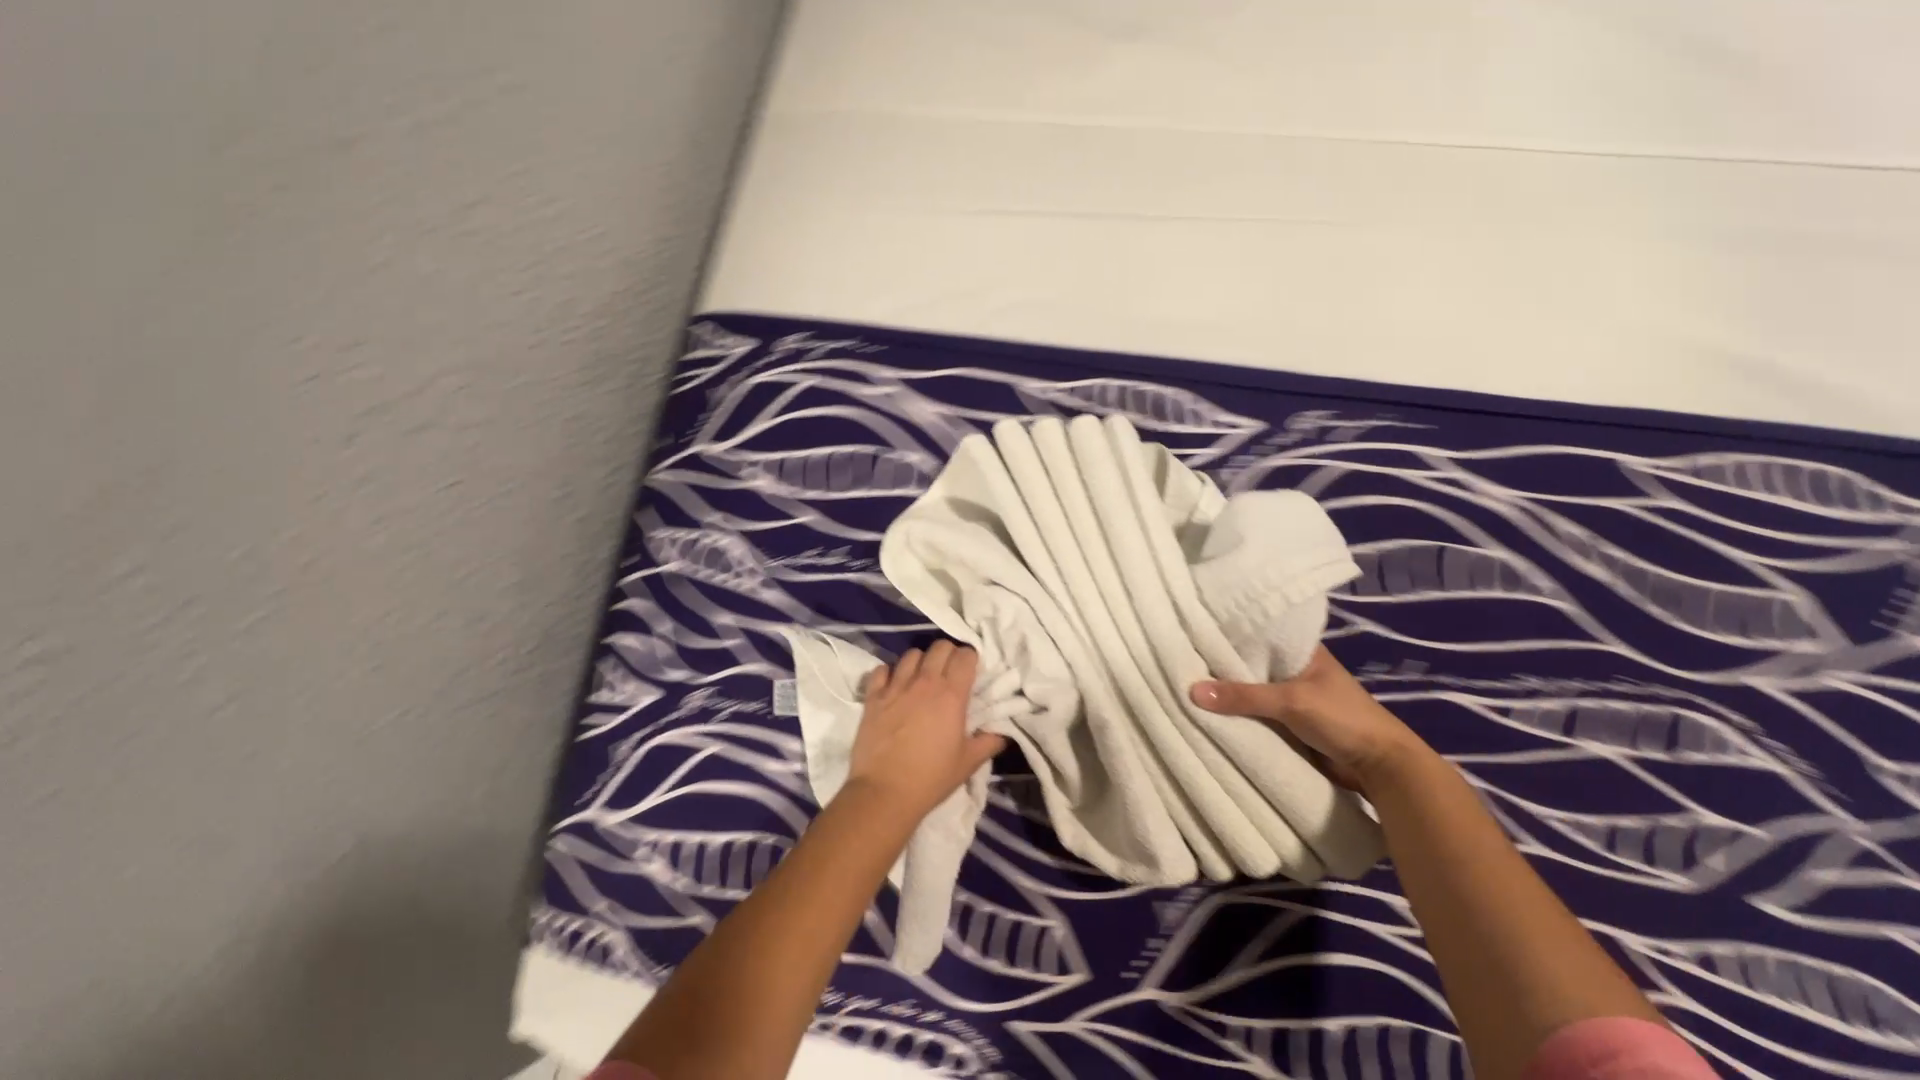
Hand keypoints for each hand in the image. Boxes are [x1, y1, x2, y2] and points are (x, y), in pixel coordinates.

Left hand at [845, 641, 1005, 819]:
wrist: (884, 792)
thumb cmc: (931, 778)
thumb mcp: (968, 763)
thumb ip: (988, 742)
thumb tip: (1001, 733)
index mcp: (951, 695)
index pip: (965, 656)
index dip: (971, 659)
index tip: (972, 672)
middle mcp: (924, 683)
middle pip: (939, 647)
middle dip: (949, 654)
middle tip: (950, 672)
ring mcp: (895, 688)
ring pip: (911, 654)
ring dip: (921, 662)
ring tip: (922, 678)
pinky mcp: (872, 698)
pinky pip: (881, 670)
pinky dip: (889, 673)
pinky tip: (894, 687)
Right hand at [1191, 646, 1431, 791]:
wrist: (1380, 766)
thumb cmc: (1342, 719)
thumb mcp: (1291, 702)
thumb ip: (1243, 696)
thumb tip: (1191, 691)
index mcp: (1302, 651)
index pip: (1259, 635)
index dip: (1229, 633)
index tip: (1193, 630)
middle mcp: (1295, 670)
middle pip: (1251, 666)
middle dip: (1222, 668)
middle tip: (1180, 660)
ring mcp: (1293, 699)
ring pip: (1253, 693)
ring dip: (1229, 695)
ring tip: (1184, 683)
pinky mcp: (1290, 725)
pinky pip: (1257, 717)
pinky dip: (1239, 717)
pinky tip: (1210, 713)